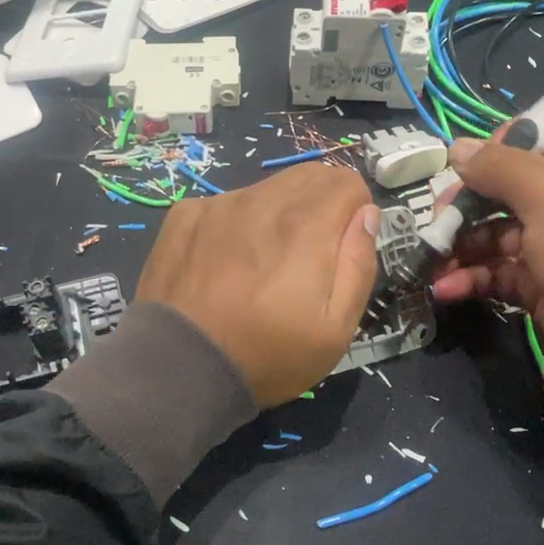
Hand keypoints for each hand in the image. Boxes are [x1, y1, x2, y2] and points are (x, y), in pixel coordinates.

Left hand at [138, 163, 380, 405]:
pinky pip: (225, 204)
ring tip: (263, 265)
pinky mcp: (184, 216)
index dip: (353, 213)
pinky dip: (235, 224)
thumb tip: (365, 215)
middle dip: (320, 206)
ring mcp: (219, 205)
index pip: (347, 182)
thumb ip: (358, 264)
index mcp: (307, 223)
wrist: (178, 368)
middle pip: (308, 176)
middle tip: (307, 257)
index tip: (341, 248)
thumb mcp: (336, 329)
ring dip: (277, 213)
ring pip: (266, 188)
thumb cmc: (267, 355)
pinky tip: (224, 264)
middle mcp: (263, 200)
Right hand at [429, 119, 543, 392]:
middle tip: (437, 222)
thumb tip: (457, 148)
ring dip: (457, 245)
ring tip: (431, 262)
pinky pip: (494, 273)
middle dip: (462, 203)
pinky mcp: (538, 285)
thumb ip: (499, 168)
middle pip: (500, 186)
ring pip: (490, 232)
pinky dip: (468, 278)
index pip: (534, 133)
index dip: (499, 144)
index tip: (472, 166)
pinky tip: (446, 288)